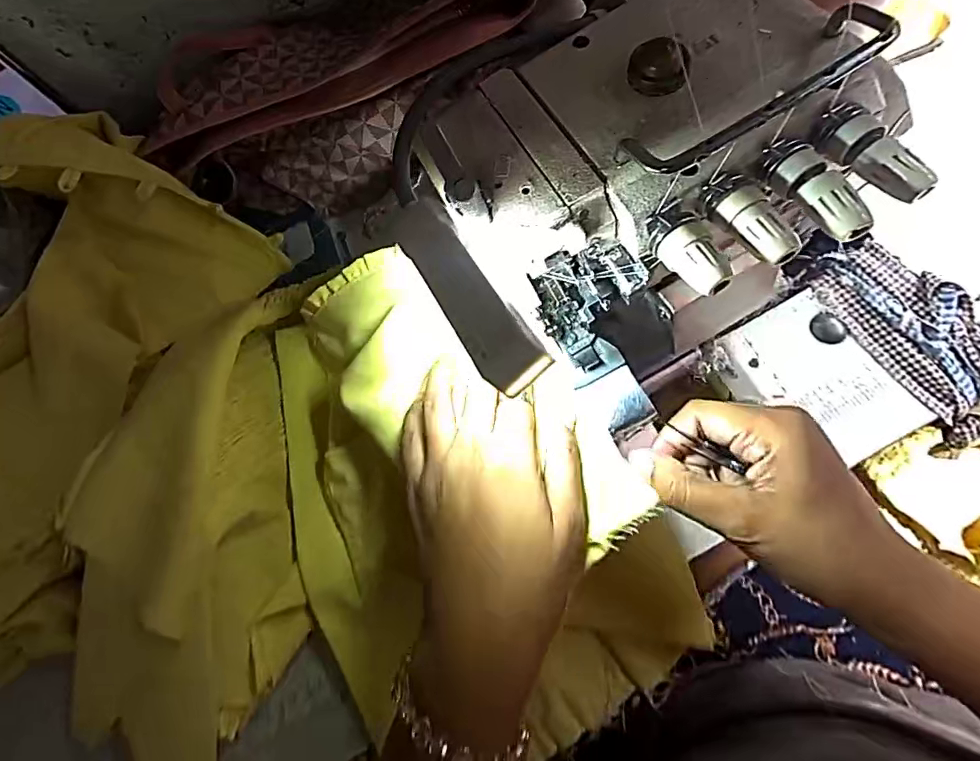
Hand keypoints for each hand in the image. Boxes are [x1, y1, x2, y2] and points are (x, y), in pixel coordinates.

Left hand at [397, 363, 585, 749]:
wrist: (479, 633)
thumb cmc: (535, 582)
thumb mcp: (570, 522)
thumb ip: (565, 458)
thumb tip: (561, 411)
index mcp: (509, 458)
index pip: (516, 395)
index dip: (528, 371)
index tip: (535, 354)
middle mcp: (466, 452)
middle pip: (472, 390)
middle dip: (485, 364)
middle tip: (494, 345)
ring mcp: (434, 468)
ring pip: (435, 404)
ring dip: (444, 375)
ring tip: (453, 356)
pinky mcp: (415, 487)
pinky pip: (410, 434)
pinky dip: (416, 409)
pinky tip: (423, 398)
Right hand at [636, 400, 915, 610]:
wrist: (880, 581)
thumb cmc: (822, 550)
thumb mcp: (740, 519)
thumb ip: (683, 488)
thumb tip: (640, 465)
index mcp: (772, 423)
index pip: (697, 413)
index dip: (671, 445)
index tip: (661, 480)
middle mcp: (781, 420)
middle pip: (710, 427)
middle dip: (694, 464)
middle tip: (702, 503)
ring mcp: (789, 438)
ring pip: (724, 444)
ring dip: (713, 476)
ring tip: (730, 512)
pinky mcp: (792, 456)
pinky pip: (744, 457)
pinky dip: (733, 482)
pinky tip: (745, 511)